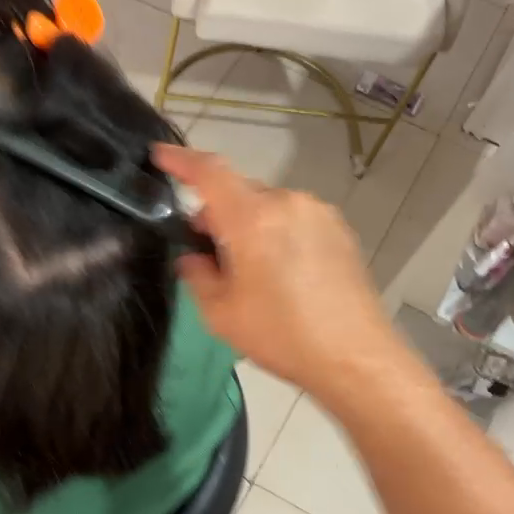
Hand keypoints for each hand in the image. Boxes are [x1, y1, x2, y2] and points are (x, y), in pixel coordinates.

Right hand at [154, 145, 397, 394]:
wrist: (353, 356)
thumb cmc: (280, 335)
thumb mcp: (221, 314)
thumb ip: (198, 276)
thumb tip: (193, 257)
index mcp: (253, 218)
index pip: (210, 172)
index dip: (181, 161)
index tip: (159, 157)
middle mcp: (288, 202)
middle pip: (239, 192)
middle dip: (217, 214)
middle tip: (205, 253)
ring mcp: (318, 213)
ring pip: (267, 207)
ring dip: (248, 227)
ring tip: (247, 273)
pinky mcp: (339, 230)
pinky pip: (293, 220)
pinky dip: (275, 235)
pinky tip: (279, 276)